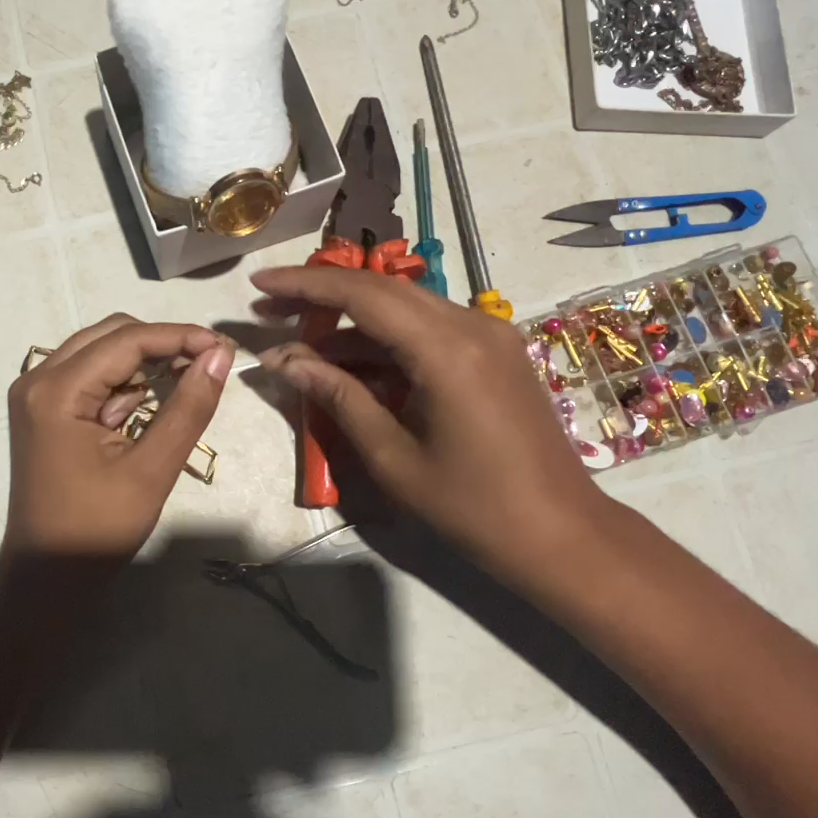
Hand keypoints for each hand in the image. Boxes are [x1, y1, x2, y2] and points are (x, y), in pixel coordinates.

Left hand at [4, 314, 234, 562]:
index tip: (225, 348)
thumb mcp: (150, 471)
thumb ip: (187, 409)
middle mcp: (37, 379)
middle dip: (161, 344)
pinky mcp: (43, 411)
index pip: (126, 340)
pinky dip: (124, 383)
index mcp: (56, 391)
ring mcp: (36, 395)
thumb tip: (219, 357)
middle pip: (110, 335)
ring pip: (100, 352)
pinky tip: (152, 404)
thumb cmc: (96, 530)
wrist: (45, 580)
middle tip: (209, 364)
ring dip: (144, 362)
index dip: (179, 336)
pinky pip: (90, 377)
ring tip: (188, 382)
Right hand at [251, 266, 607, 566]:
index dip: (304, 286)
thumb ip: (338, 397)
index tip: (258, 285)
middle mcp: (471, 324)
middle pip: (381, 292)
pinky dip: (383, 341)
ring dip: (350, 323)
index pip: (362, 295)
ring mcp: (488, 334)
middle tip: (268, 310)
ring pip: (403, 309)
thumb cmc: (471, 506)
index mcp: (447, 349)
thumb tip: (283, 360)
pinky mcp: (494, 351)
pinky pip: (427, 330)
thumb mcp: (392, 456)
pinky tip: (348, 362)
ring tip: (297, 344)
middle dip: (320, 297)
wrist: (559, 532)